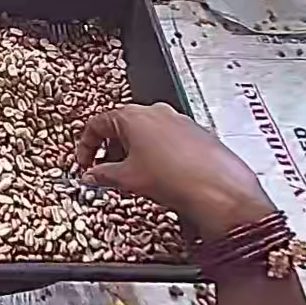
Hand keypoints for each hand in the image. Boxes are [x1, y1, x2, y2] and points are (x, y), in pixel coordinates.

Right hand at [74, 104, 276, 238]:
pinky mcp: (197, 133)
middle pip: (121, 126)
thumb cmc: (177, 179)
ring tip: (132, 176)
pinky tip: (158, 175)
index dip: (86, 146)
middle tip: (105, 170)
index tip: (85, 163)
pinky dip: (155, 153)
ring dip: (132, 151)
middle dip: (109, 149)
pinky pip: (167, 139)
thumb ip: (102, 174)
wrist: (221, 192)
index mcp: (133, 116)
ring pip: (145, 132)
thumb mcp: (127, 178)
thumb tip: (92, 175)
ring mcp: (179, 121)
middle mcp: (156, 112)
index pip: (97, 124)